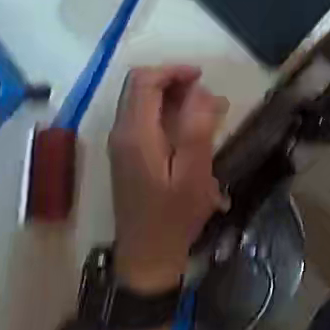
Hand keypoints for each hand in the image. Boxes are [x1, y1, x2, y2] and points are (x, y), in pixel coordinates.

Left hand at [108, 65, 228, 294]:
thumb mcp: (193, 173)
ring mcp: (122, 145)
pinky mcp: (127, 156)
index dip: (173, 71)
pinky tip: (191, 130)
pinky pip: (144, 118)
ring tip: (207, 112)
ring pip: (141, 101)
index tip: (202, 78)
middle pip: (140, 86)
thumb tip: (200, 91)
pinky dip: (166, 113)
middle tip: (206, 96)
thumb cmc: (174, 216)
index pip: (144, 81)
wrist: (147, 258)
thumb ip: (196, 128)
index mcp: (135, 134)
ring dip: (172, 97)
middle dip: (173, 81)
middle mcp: (122, 133)